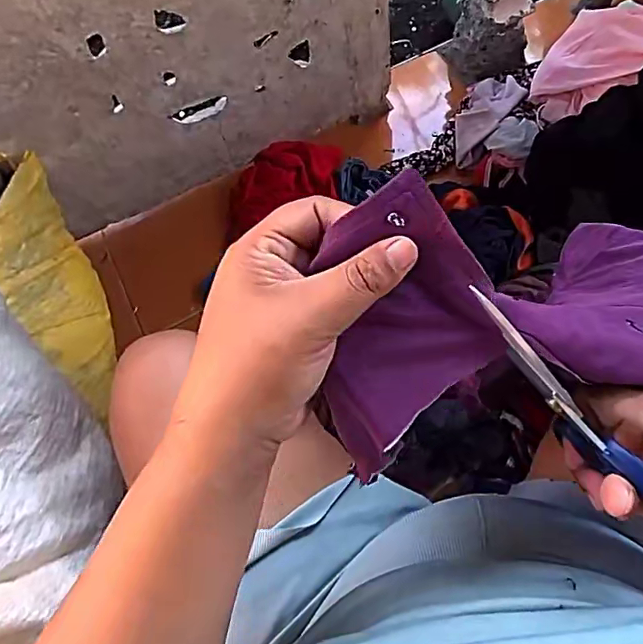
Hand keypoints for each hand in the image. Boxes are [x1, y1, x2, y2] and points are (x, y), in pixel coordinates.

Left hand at [172, 196, 416, 453]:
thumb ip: (362, 277)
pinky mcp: (301, 327)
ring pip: (336, 274)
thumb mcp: (314, 313)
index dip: (351, 220)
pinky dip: (361, 305)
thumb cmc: (256, 366)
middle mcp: (270, 269)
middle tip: (402, 265)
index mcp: (258, 250)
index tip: (388, 241)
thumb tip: (407, 245)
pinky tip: (384, 313)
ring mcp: (285, 300)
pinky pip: (337, 302)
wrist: (235, 432)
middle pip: (328, 241)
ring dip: (365, 281)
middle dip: (364, 252)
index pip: (313, 211)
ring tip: (399, 289)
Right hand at [563, 389, 642, 548]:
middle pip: (591, 420)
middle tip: (599, 490)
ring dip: (599, 471)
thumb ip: (634, 494)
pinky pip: (617, 451)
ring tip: (616, 499)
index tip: (579, 462)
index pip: (591, 398)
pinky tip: (626, 496)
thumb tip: (606, 495)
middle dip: (586, 458)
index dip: (575, 427)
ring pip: (601, 439)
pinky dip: (613, 475)